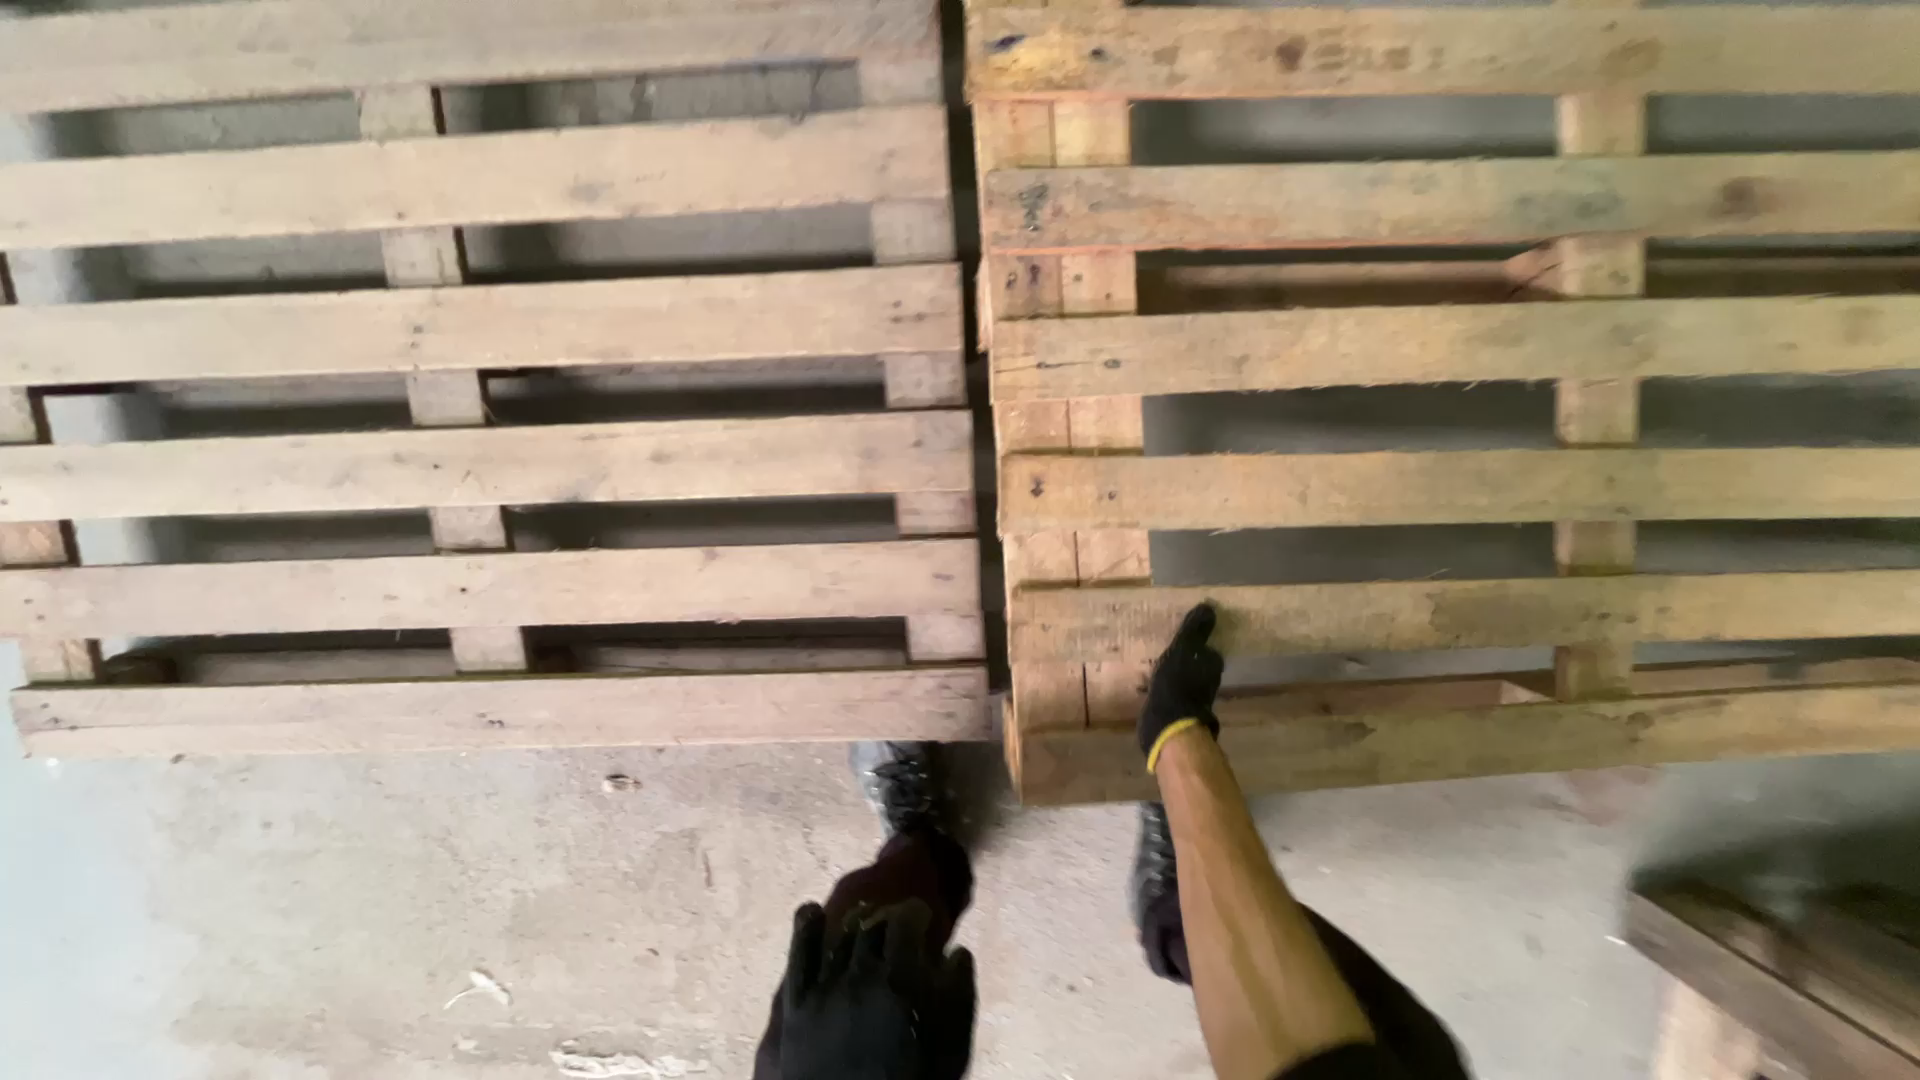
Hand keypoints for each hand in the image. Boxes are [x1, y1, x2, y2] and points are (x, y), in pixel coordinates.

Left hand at [777, 900, 976, 1079]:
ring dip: (855, 923)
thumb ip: (958, 997)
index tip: (922, 917)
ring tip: (865, 921)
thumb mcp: (951, 1051)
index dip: (914, 912)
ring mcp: (824, 990)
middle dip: (887, 919)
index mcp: (900, 982)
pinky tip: (811, 912)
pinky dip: (805, 928)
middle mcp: (860, 976)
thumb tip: (959, 953)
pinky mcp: (797, 1007)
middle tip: (896, 926)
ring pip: (840, 937)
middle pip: (872, 927)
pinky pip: (798, 957)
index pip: (904, 922)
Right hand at [1139, 602, 1225, 761]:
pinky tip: (1146, 687)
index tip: (1182, 639)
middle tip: (1166, 651)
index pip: (1209, 651)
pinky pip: (1170, 694)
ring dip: (1172, 674)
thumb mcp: (1183, 649)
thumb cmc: (1177, 682)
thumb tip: (1209, 606)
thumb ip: (1195, 630)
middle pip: (1197, 667)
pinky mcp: (1177, 713)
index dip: (1197, 644)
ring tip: (1152, 667)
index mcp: (1212, 666)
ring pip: (1183, 681)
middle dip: (1184, 660)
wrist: (1168, 724)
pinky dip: (1161, 689)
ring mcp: (1192, 700)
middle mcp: (1208, 683)